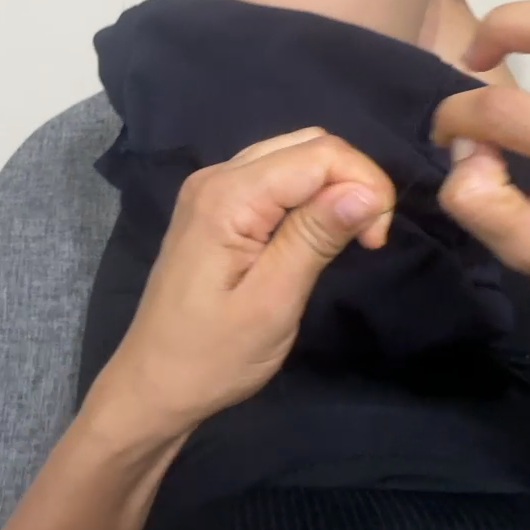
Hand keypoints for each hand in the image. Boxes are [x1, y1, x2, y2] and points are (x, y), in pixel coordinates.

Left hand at [87, 129, 395, 441]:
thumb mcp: (273, 302)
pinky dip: (306, 194)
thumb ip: (316, 238)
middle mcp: (216, 176)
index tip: (376, 241)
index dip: (364, 183)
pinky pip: (273, 177)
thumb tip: (368, 192)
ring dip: (332, 186)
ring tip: (349, 238)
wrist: (153, 383)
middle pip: (307, 145)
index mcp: (228, 195)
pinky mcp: (214, 205)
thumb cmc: (212, 356)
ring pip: (292, 156)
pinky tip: (315, 232)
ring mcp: (211, 188)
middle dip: (352, 180)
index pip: (319, 153)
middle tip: (368, 240)